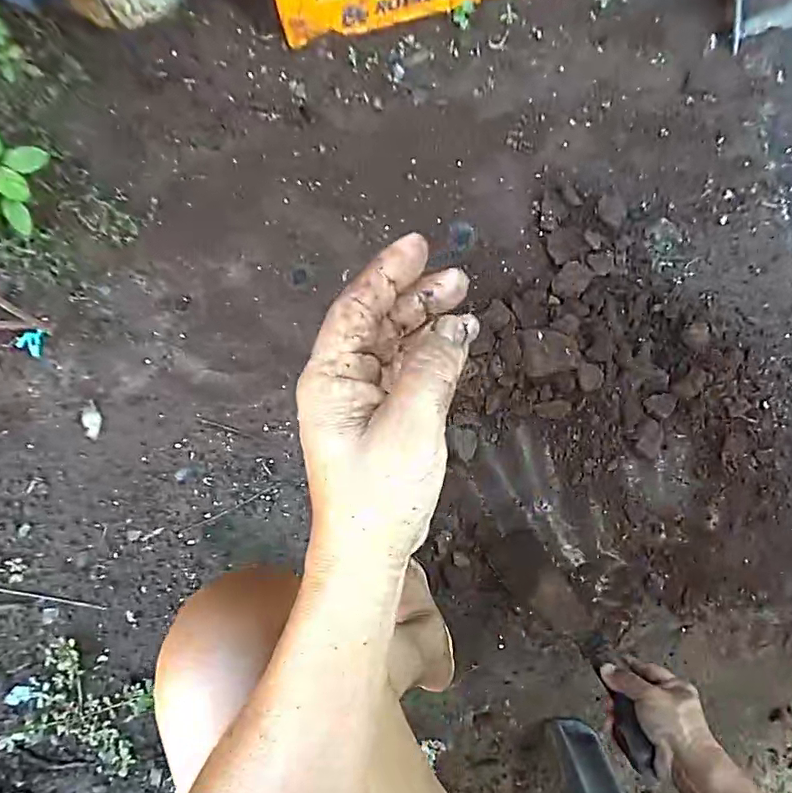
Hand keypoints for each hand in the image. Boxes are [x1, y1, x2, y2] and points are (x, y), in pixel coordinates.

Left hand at [297, 234, 477, 567]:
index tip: (418, 245)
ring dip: (426, 324)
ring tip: (461, 302)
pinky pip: (407, 373)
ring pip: (395, 346)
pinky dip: (431, 356)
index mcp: (330, 377)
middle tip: (456, 276)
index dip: (388, 273)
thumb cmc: (378, 493)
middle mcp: (341, 383)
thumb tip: (457, 325)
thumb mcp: (411, 423)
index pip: (357, 308)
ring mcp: (362, 401)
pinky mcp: (383, 419)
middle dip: (414, 296)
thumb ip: (434, 367)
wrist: (370, 547)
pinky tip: (454, 342)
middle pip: (377, 322)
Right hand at [600, 658, 720, 781]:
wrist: (684, 763)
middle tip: (608, 696)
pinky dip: (619, 731)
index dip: (629, 666)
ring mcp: (658, 725)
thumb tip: (607, 669)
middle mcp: (668, 706)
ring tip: (609, 716)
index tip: (611, 663)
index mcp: (675, 688)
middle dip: (619, 695)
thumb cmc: (678, 727)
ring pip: (630, 713)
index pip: (647, 670)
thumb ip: (626, 680)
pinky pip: (629, 732)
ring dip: (616, 714)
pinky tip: (612, 729)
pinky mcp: (650, 742)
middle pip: (635, 693)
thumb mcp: (649, 694)